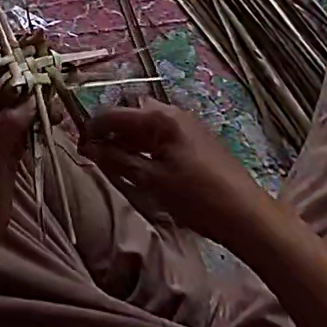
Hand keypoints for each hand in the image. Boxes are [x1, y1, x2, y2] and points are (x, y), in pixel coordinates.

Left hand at [0, 28, 34, 260]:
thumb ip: (7, 127)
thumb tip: (30, 101)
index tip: (0, 31)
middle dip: (17, 62)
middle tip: (41, 46)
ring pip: (15, 98)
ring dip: (34, 86)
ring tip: (55, 73)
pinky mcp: (9, 146)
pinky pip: (26, 121)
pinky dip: (41, 113)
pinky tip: (57, 109)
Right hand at [80, 99, 268, 242]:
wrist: (248, 215)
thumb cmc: (197, 197)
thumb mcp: (151, 181)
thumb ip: (117, 160)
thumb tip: (89, 148)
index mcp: (159, 117)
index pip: (113, 114)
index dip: (92, 129)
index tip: (78, 147)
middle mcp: (172, 111)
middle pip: (130, 113)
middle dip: (111, 130)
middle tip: (98, 154)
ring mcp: (187, 123)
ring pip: (146, 122)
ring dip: (129, 137)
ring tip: (119, 162)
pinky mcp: (197, 137)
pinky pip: (162, 132)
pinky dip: (146, 143)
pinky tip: (144, 164)